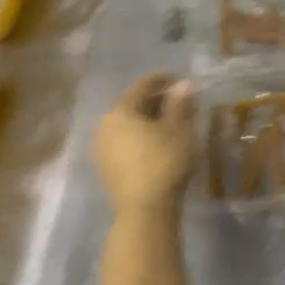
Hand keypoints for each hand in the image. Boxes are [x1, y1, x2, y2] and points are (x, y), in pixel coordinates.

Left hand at [93, 74, 196, 214]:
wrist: (144, 206)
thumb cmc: (165, 161)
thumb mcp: (179, 130)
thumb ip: (179, 105)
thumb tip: (183, 84)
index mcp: (121, 111)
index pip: (141, 86)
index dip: (160, 80)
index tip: (176, 78)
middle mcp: (104, 123)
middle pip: (131, 105)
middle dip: (154, 101)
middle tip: (176, 102)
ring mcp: (101, 146)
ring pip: (126, 124)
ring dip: (145, 120)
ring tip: (166, 125)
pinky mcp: (104, 165)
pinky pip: (123, 141)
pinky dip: (138, 137)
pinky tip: (153, 144)